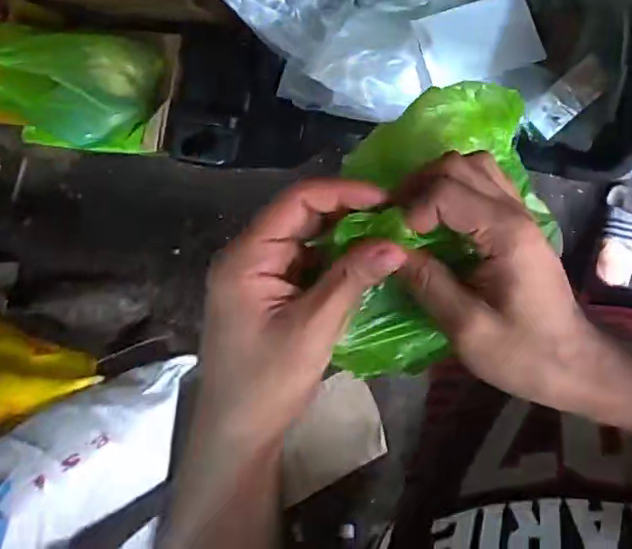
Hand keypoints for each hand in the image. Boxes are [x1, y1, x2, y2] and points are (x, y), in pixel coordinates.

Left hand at [193, 177, 405, 450]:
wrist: (236, 439)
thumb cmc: (267, 384)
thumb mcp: (313, 328)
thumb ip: (352, 279)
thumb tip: (396, 244)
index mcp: (246, 255)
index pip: (297, 201)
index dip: (341, 192)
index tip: (383, 199)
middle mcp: (248, 253)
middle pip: (301, 213)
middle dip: (347, 210)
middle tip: (391, 214)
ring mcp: (257, 271)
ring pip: (306, 234)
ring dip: (344, 232)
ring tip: (385, 232)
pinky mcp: (269, 288)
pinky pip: (305, 257)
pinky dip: (334, 255)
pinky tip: (364, 258)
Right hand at [396, 152, 627, 414]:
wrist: (575, 363)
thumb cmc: (525, 354)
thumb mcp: (469, 330)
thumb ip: (428, 285)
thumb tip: (390, 251)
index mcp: (504, 232)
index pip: (446, 190)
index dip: (413, 207)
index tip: (396, 239)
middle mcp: (514, 210)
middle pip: (458, 165)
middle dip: (419, 185)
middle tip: (396, 217)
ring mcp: (519, 210)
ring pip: (473, 164)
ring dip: (438, 179)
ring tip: (416, 211)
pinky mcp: (518, 219)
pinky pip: (485, 180)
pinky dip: (457, 186)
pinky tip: (442, 215)